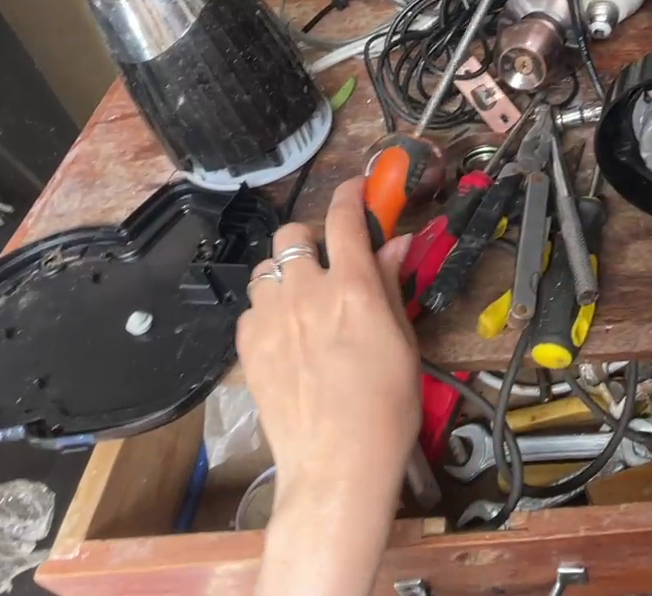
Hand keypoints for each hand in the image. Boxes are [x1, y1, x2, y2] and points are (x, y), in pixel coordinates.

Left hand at [237, 177, 418, 595]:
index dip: (350, 195)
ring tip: (303, 300)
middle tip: (328, 262)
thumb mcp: (403, 338)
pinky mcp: (248, 349)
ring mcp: (271, 321)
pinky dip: (267, 310)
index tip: (357, 188)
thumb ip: (392, 283)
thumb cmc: (386, 404)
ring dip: (284, 274)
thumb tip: (397, 243)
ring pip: (265, 270)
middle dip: (309, 239)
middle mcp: (306, 293)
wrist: (338, 463)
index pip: (344, 220)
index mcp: (353, 287)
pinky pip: (251, 309)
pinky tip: (286, 333)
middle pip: (292, 236)